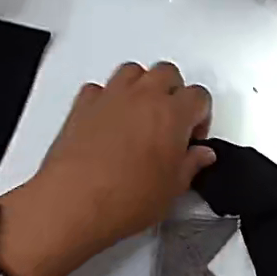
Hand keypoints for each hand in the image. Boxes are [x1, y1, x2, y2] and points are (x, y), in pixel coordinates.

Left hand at [0, 62, 214, 275]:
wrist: (75, 203)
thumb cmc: (123, 197)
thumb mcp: (173, 188)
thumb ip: (191, 164)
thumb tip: (199, 156)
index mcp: (173, 114)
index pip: (199, 96)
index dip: (201, 116)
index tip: (194, 136)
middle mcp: (143, 97)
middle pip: (167, 73)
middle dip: (174, 92)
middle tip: (173, 120)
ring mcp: (111, 98)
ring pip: (133, 71)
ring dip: (142, 86)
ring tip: (144, 113)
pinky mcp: (83, 106)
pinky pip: (100, 88)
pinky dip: (108, 97)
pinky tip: (111, 118)